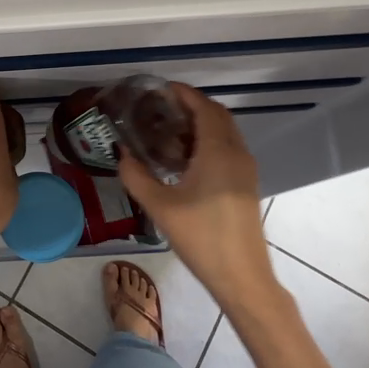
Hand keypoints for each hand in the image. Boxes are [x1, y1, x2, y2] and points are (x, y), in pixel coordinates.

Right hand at [118, 83, 276, 309]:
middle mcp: (237, 153)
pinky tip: (185, 161)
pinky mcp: (247, 186)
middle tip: (161, 109)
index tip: (161, 89)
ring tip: (169, 133)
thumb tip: (121, 153)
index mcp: (218, 151)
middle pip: (218, 116)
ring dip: (202, 125)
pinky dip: (209, 142)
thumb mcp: (159, 206)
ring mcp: (246, 170)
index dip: (184, 94)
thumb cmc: (201, 238)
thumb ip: (136, 175)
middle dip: (192, 107)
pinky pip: (228, 149)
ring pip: (225, 133)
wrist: (242, 278)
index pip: (204, 108)